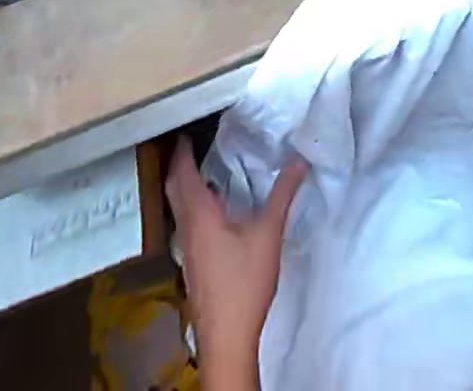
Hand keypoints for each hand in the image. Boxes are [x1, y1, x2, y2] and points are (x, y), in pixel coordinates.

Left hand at [167, 136, 307, 381]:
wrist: (227, 337)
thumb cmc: (244, 282)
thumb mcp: (269, 233)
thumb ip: (283, 195)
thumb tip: (298, 161)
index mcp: (199, 216)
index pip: (183, 175)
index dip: (183, 153)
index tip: (186, 134)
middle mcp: (186, 229)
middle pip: (174, 190)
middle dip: (179, 167)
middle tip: (191, 147)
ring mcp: (185, 249)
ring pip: (178, 208)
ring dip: (184, 187)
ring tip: (204, 171)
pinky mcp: (192, 263)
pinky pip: (186, 223)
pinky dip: (192, 205)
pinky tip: (213, 210)